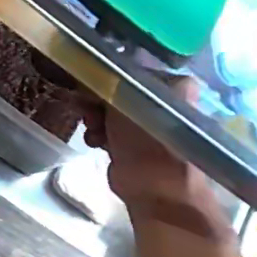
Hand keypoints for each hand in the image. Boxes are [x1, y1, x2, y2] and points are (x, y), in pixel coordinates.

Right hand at [85, 80, 234, 244]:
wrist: (154, 186)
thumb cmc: (145, 136)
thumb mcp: (122, 99)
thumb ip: (104, 83)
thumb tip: (85, 74)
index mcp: (174, 84)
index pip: (131, 70)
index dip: (105, 76)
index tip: (84, 84)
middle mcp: (165, 102)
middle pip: (120, 92)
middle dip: (96, 100)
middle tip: (82, 107)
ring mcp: (150, 126)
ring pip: (112, 113)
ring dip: (95, 119)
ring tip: (90, 128)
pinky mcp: (135, 147)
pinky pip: (111, 133)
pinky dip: (99, 135)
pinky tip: (94, 141)